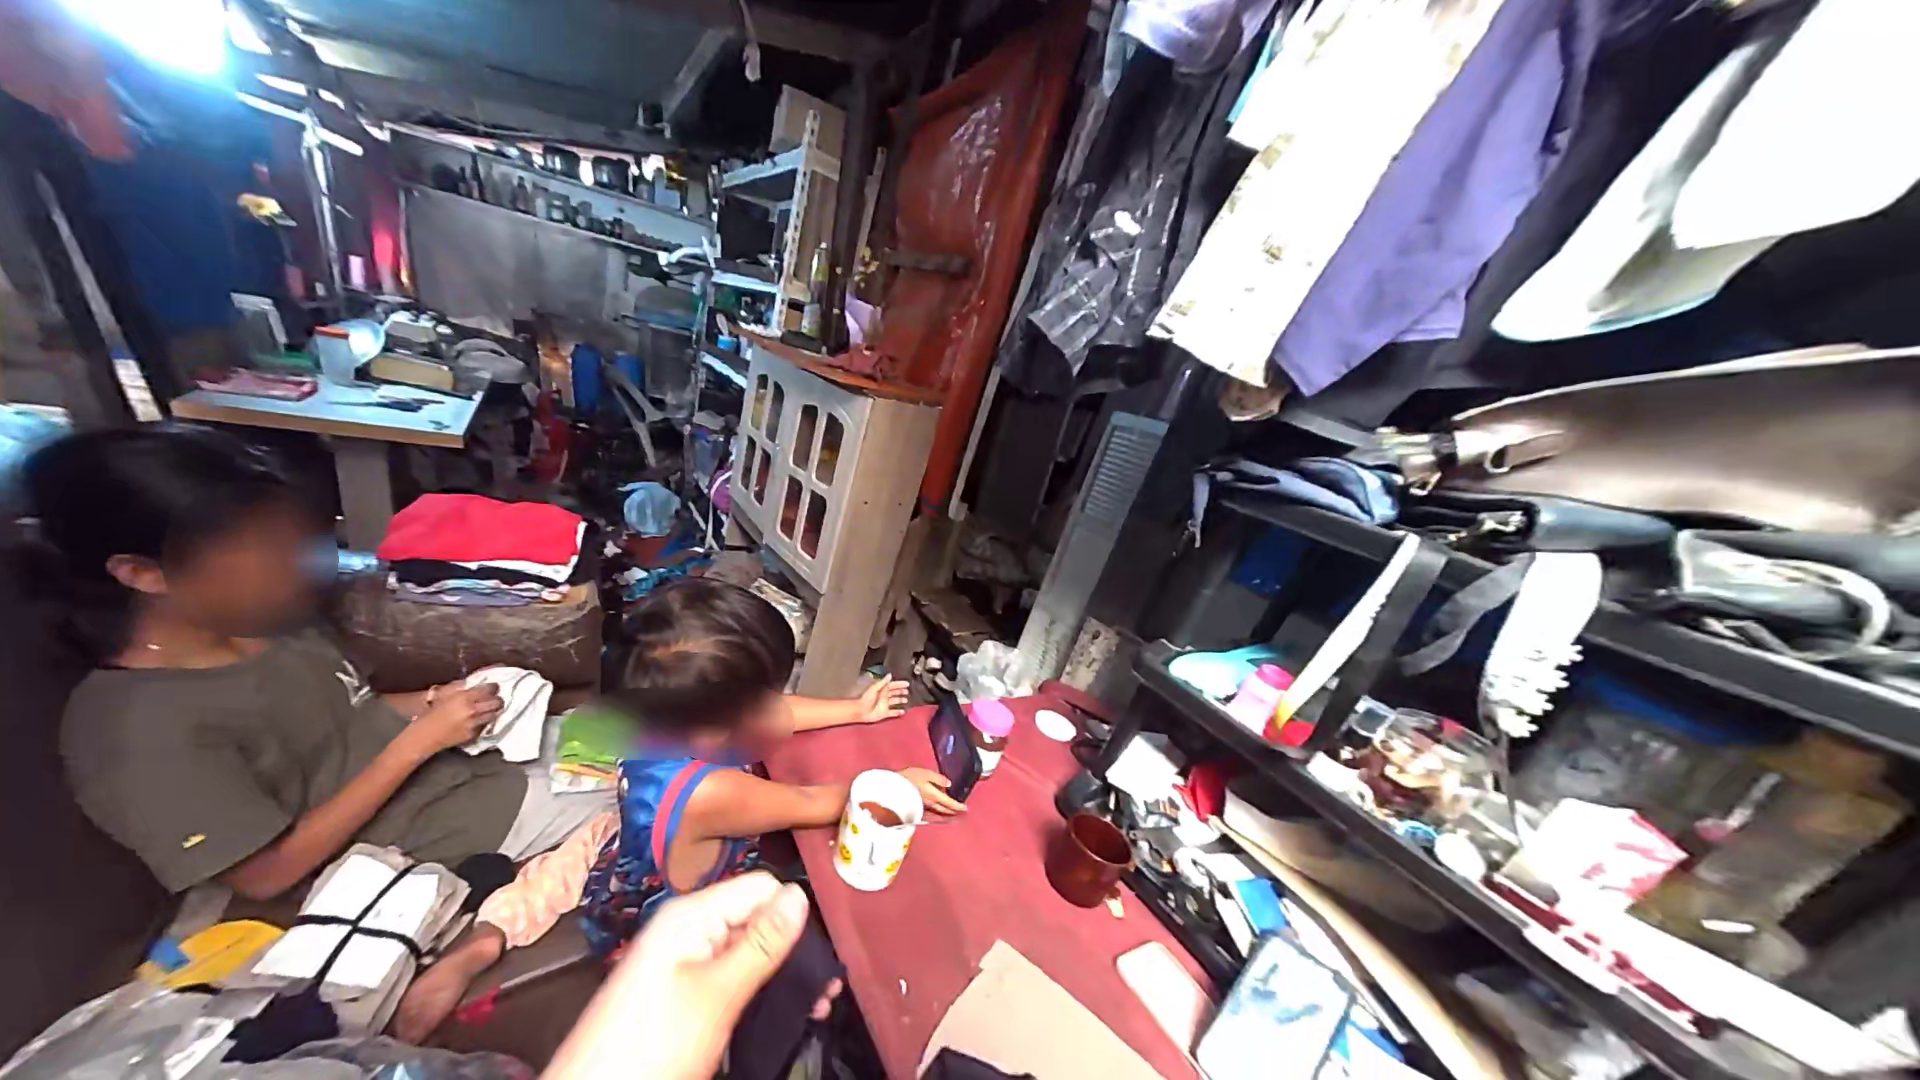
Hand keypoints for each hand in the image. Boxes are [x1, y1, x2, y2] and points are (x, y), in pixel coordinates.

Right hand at [405, 681, 502, 753]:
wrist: (423, 736)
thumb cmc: (432, 713)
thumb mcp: (445, 695)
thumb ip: (462, 686)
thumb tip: (479, 679)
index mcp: (465, 698)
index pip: (490, 689)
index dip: (492, 687)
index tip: (492, 687)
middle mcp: (473, 710)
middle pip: (498, 702)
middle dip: (497, 700)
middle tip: (494, 699)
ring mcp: (474, 723)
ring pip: (494, 714)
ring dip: (492, 711)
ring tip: (487, 710)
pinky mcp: (474, 734)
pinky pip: (485, 725)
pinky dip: (484, 722)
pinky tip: (477, 721)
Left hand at [544, 872, 810, 1079]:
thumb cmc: (650, 1049)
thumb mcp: (715, 996)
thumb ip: (760, 942)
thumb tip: (801, 892)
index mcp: (692, 914)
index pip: (762, 887)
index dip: (794, 914)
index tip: (823, 952)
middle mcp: (688, 926)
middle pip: (757, 916)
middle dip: (793, 947)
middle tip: (827, 988)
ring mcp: (682, 960)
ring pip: (748, 948)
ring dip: (782, 971)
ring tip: (816, 1004)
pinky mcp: (679, 991)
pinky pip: (731, 973)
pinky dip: (759, 987)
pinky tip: (784, 1009)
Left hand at [854, 678, 910, 723]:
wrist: (861, 710)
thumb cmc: (866, 698)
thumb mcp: (874, 688)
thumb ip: (883, 682)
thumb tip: (890, 675)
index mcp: (882, 690)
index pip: (892, 685)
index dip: (899, 684)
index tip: (907, 683)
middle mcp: (884, 697)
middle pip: (894, 693)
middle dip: (900, 692)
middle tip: (907, 691)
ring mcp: (884, 705)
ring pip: (894, 702)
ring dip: (900, 700)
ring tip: (906, 700)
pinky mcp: (884, 713)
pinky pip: (892, 713)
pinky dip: (897, 712)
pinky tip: (903, 711)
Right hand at [898, 766, 965, 815]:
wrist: (891, 790)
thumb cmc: (908, 779)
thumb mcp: (925, 773)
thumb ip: (938, 779)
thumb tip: (949, 784)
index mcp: (934, 795)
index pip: (949, 802)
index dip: (958, 806)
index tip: (965, 809)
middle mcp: (930, 804)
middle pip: (944, 810)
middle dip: (953, 812)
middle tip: (960, 814)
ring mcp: (922, 808)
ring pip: (937, 813)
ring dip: (945, 815)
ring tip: (951, 816)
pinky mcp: (915, 810)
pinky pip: (929, 815)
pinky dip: (935, 816)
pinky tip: (935, 816)